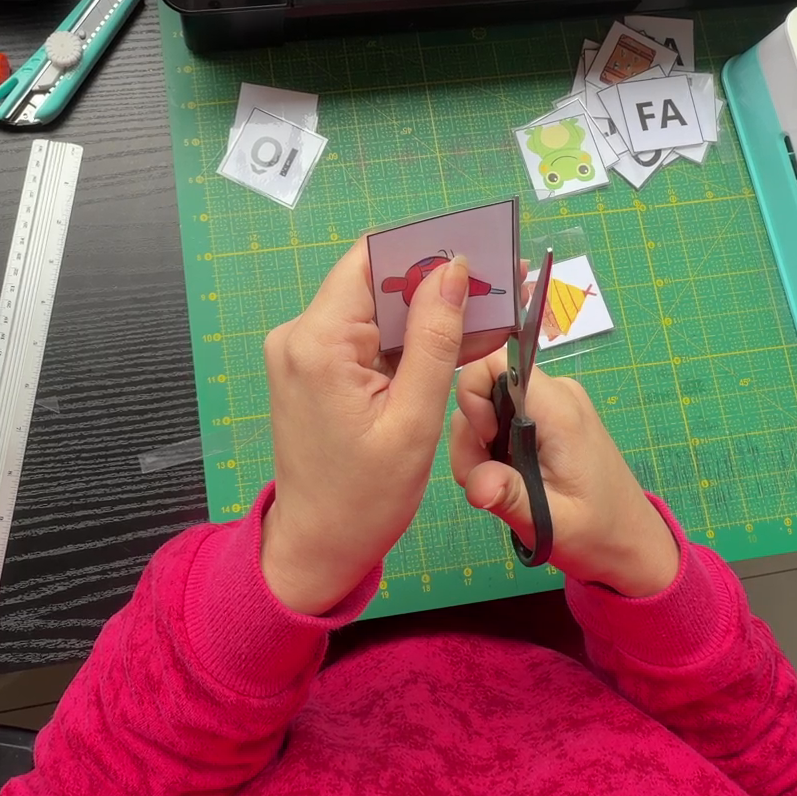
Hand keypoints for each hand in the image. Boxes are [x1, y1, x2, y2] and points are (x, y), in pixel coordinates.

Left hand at [260, 241, 508, 614]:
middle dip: (433, 283)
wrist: (318, 545)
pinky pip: (364, 337)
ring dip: (424, 313)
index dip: (423, 250)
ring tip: (485, 313)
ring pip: (373, 309)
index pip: (370, 260)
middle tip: (497, 283)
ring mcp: (302, 350)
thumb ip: (435, 338)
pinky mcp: (313, 367)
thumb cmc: (366, 496)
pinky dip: (405, 340)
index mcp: (317, 341)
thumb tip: (454, 268)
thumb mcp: (414, 418)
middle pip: (374, 283)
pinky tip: (450, 344)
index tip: (476, 253)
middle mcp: (299, 334)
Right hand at [449, 351, 679, 595]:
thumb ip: (510, 496)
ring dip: (478, 447)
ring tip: (499, 486)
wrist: (631, 542)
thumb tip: (474, 483)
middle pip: (484, 388)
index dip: (474, 394)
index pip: (496, 363)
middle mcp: (554, 395)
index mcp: (559, 410)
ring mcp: (550, 405)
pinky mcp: (545, 419)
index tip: (484, 440)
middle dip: (472, 435)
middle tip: (484, 479)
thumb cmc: (597, 532)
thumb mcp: (552, 522)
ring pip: (487, 406)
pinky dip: (491, 448)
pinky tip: (506, 479)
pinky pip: (501, 418)